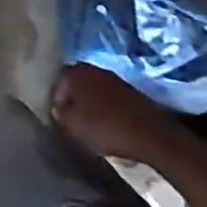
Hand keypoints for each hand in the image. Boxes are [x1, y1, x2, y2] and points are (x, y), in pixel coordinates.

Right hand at [50, 64, 178, 161]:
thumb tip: (56, 107)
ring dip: (91, 104)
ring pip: (94, 90)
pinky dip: (107, 109)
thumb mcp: (72, 124)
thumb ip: (58, 112)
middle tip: (71, 118)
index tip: (55, 114)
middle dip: (73, 99)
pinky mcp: (132, 93)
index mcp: (74, 71)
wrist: (154, 137)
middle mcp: (92, 68)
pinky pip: (111, 99)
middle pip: (75, 83)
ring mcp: (115, 79)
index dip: (53, 98)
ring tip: (90, 123)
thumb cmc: (106, 127)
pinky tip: (108, 124)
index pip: (55, 80)